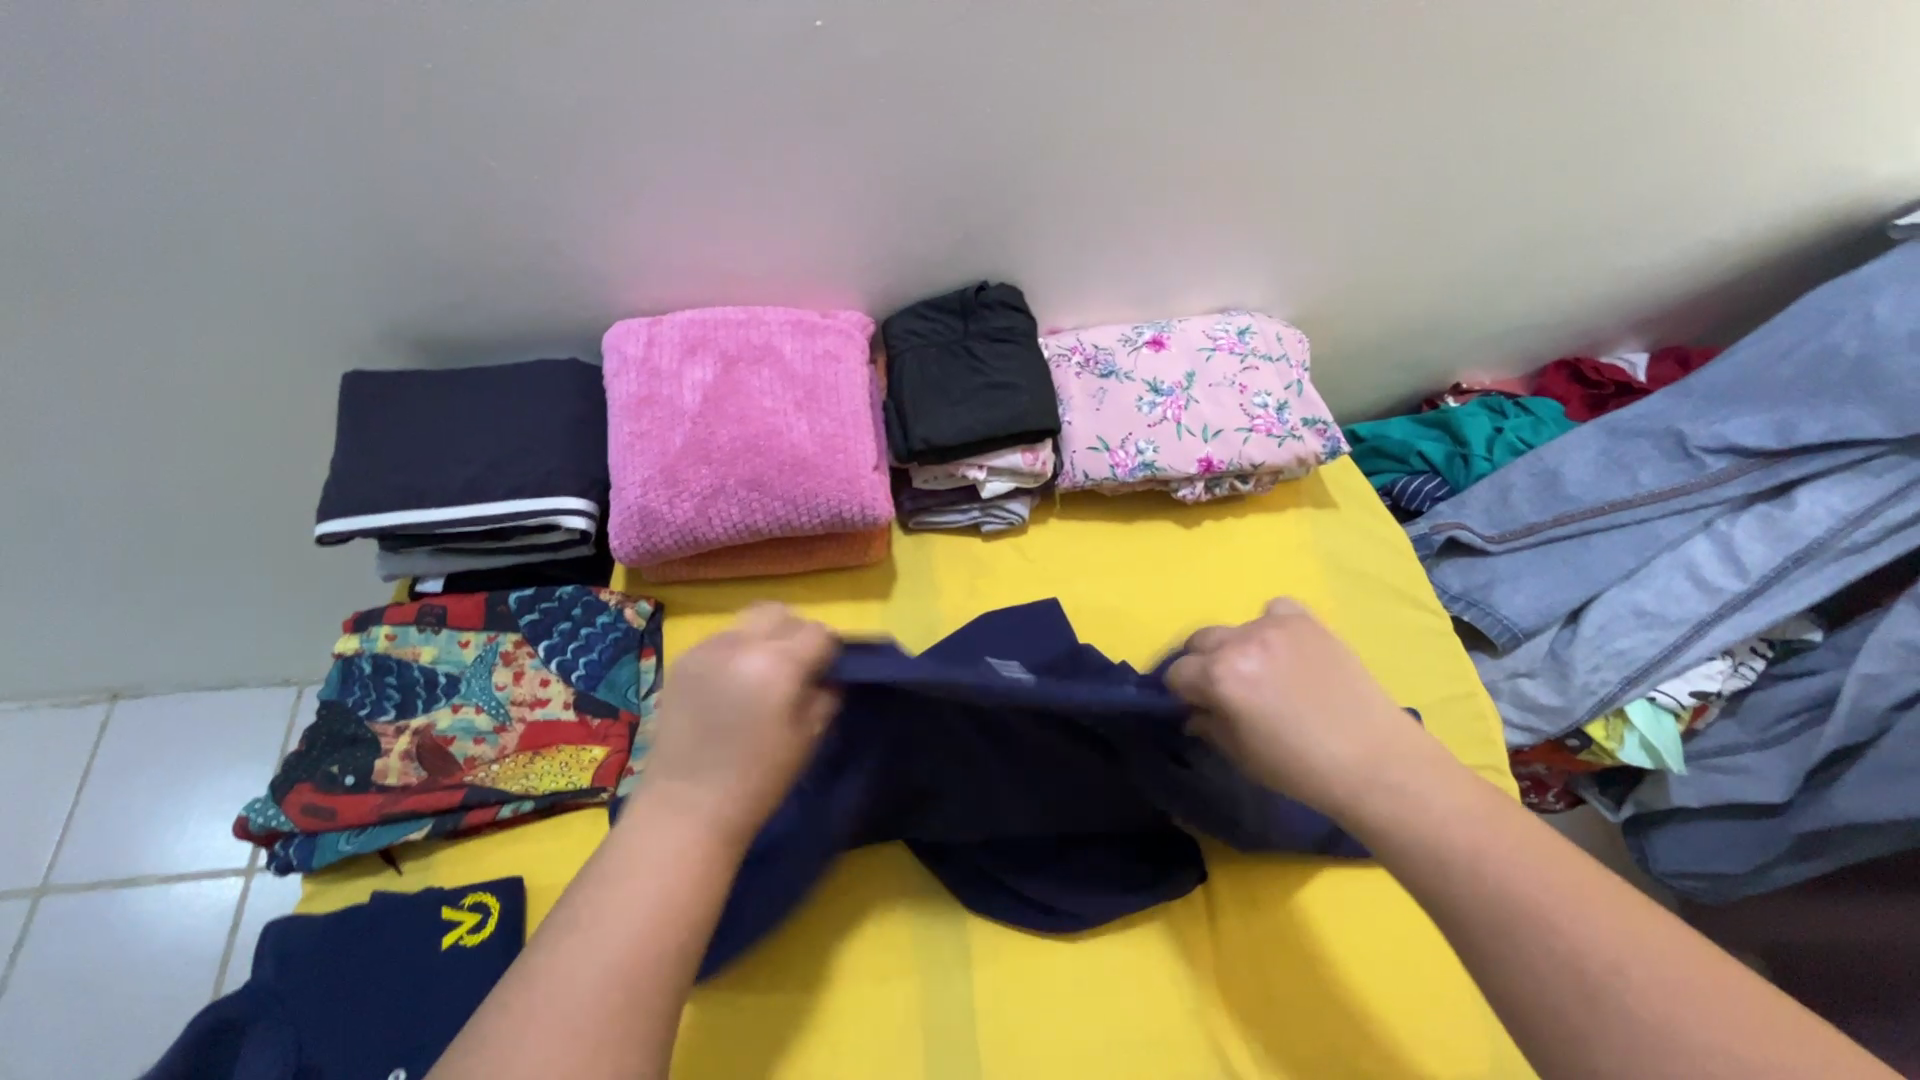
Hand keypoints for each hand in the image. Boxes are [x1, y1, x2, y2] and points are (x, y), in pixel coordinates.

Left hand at [633, 603, 841, 848]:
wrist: (688, 806)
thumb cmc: (759, 779)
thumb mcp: (809, 736)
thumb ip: (826, 694)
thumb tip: (829, 674)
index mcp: (780, 664)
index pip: (819, 632)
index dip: (828, 651)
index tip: (826, 672)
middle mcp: (742, 644)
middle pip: (781, 613)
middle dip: (795, 633)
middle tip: (796, 667)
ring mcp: (707, 649)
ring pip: (748, 622)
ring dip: (763, 640)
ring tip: (760, 676)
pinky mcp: (682, 660)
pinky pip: (720, 641)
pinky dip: (735, 653)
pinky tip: (731, 687)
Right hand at [1165, 598, 1447, 818]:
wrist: (1374, 760)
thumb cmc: (1299, 767)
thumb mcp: (1239, 753)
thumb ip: (1208, 725)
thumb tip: (1194, 712)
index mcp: (1219, 676)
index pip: (1177, 672)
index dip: (1182, 693)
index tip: (1197, 707)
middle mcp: (1241, 641)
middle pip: (1200, 641)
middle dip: (1203, 665)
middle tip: (1225, 691)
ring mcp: (1277, 625)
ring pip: (1236, 627)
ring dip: (1237, 648)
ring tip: (1261, 672)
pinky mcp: (1308, 621)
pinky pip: (1275, 610)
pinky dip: (1272, 625)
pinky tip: (1286, 650)